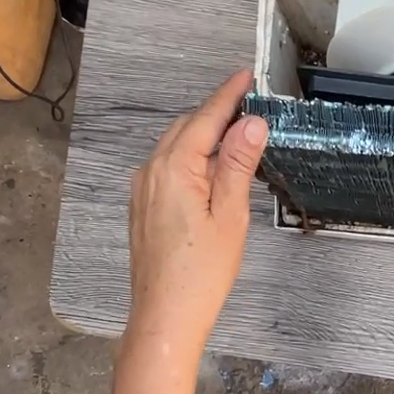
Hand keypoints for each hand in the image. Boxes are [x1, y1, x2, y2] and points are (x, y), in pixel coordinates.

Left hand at [124, 70, 267, 354]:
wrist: (166, 316)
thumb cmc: (200, 275)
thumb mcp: (230, 216)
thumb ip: (237, 166)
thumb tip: (250, 125)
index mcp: (174, 169)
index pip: (205, 119)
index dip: (229, 96)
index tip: (246, 76)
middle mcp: (151, 172)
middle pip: (187, 128)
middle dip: (217, 114)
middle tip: (249, 107)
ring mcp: (143, 190)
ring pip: (176, 148)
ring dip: (204, 137)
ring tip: (236, 138)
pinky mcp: (144, 208)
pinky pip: (168, 168)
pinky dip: (191, 158)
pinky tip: (210, 172)